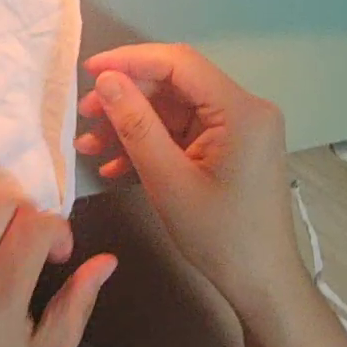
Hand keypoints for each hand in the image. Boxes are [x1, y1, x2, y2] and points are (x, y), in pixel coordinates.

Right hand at [75, 44, 299, 313]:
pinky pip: (180, 134)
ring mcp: (236, 130)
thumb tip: (105, 80)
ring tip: (89, 146)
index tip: (88, 70)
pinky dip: (148, 145)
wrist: (262, 285)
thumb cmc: (220, 236)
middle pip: (174, 85)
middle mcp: (243, 110)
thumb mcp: (168, 180)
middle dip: (126, 98)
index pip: (179, 63)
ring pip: (171, 111)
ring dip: (130, 125)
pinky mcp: (227, 149)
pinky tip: (113, 167)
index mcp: (240, 110)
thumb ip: (136, 125)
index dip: (130, 60)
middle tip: (84, 116)